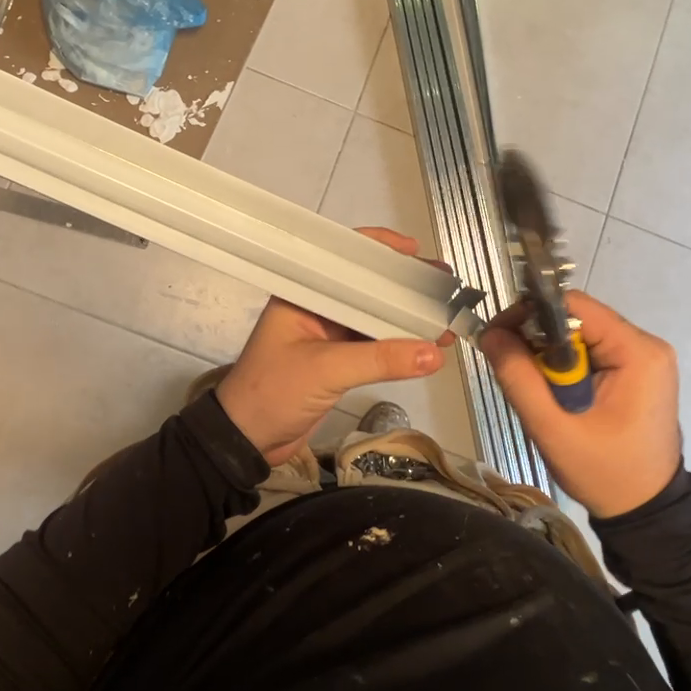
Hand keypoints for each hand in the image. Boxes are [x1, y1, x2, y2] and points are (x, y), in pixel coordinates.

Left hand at [219, 228, 451, 465]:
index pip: (344, 259)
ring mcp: (326, 334)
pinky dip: (398, 345)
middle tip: (444, 288)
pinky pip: (372, 344)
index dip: (380, 250)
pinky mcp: (335, 360)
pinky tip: (426, 347)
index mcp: (302, 294)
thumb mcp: (326, 370)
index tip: (415, 252)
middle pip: (365, 287)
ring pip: (372, 316)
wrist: (246, 439)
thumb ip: (380, 359)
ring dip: (405, 318)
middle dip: (403, 287)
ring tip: (444, 317)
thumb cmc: (273, 392)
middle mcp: (316, 307)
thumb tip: (433, 353)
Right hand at [479, 291, 680, 516]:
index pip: (573, 305)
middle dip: (537, 339)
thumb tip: (490, 333)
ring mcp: (642, 358)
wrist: (646, 511)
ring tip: (535, 389)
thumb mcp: (552, 428)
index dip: (530, 314)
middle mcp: (645, 345)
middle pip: (575, 317)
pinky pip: (588, 351)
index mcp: (637, 352)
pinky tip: (554, 393)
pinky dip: (563, 366)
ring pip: (578, 334)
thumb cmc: (604, 471)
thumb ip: (518, 377)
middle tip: (511, 369)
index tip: (499, 337)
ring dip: (548, 355)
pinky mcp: (635, 371)